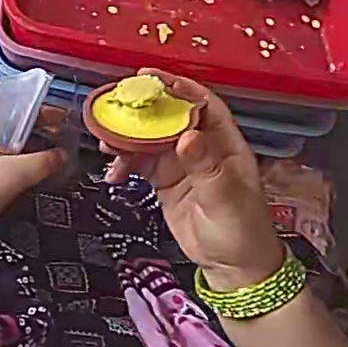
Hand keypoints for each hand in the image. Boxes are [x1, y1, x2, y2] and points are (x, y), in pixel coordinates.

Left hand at [0, 107, 66, 241]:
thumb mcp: (15, 173)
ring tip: (57, 152)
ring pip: (13, 142)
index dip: (42, 110)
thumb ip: (45, 161)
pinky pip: (7, 157)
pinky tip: (39, 167)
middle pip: (16, 124)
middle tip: (65, 136)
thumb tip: (64, 155)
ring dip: (34, 147)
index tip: (64, 116)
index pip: (16, 106)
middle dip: (41, 130)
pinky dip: (24, 160)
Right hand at [103, 69, 286, 290]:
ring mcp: (180, 164)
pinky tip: (113, 174)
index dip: (178, 87)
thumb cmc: (241, 232)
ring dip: (126, 138)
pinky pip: (139, 163)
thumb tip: (186, 136)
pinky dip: (123, 165)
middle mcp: (201, 148)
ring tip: (106, 143)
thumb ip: (205, 167)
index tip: (151, 77)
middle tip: (116, 106)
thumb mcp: (226, 199)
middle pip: (168, 117)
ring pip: (148, 139)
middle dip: (142, 110)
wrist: (233, 268)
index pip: (201, 105)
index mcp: (224, 144)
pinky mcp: (164, 181)